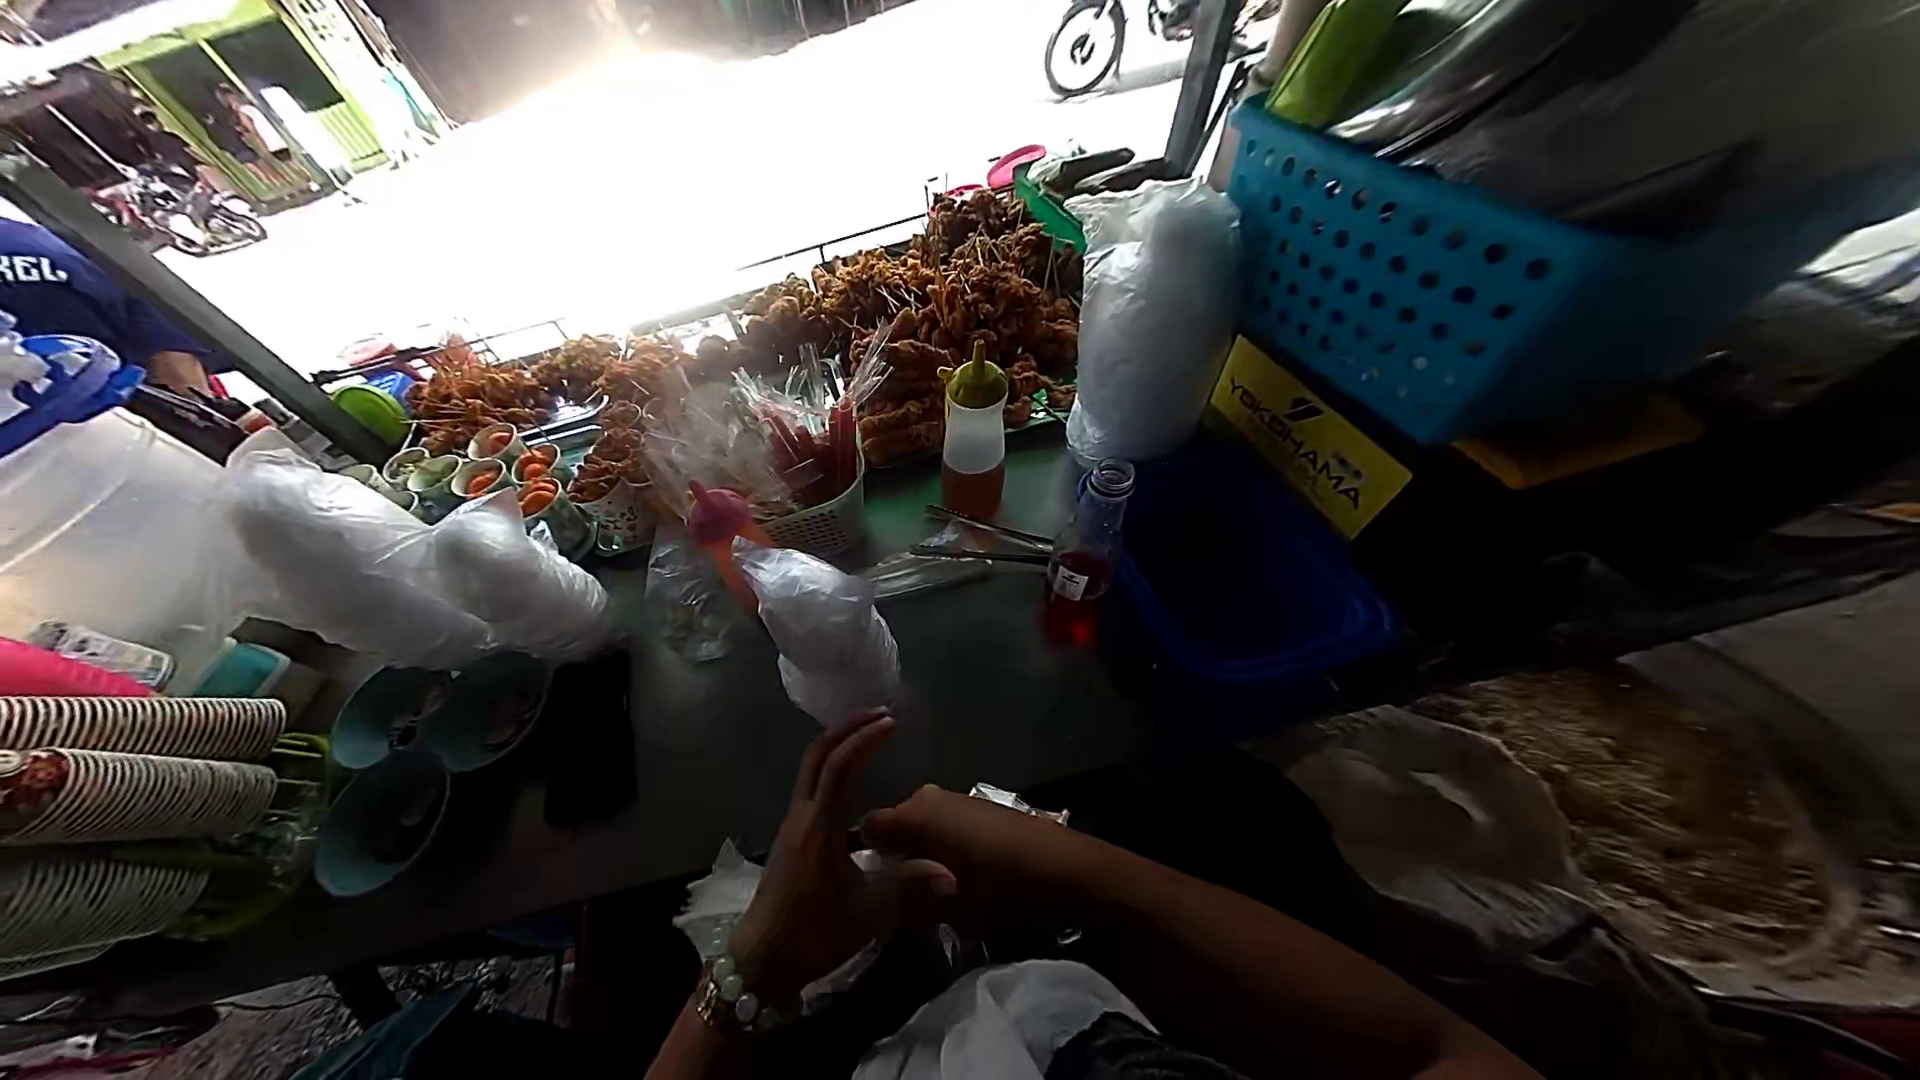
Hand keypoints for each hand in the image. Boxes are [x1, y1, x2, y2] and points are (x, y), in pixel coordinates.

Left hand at [731, 711, 954, 1002]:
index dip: (864, 740)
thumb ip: (909, 888)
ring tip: (868, 732)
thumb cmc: (812, 936)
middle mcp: (802, 815)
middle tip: (879, 713)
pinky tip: (851, 774)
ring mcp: (792, 823)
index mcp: (820, 827)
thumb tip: (953, 876)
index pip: (841, 768)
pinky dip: (830, 762)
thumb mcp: (867, 916)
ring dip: (837, 741)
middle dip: (847, 727)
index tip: (891, 722)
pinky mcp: (791, 834)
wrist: (758, 965)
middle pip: (818, 754)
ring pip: (810, 766)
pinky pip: (810, 781)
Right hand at [860, 784, 1111, 929]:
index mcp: (914, 812)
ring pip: (921, 829)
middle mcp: (928, 796)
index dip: (866, 861)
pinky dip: (944, 850)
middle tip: (905, 898)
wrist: (1064, 868)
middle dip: (896, 861)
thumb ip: (905, 903)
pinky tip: (962, 877)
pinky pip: (944, 827)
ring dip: (922, 858)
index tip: (872, 890)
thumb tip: (878, 907)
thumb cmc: (1000, 886)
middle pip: (895, 829)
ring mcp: (955, 799)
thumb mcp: (947, 907)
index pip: (868, 829)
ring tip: (937, 892)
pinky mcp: (977, 807)